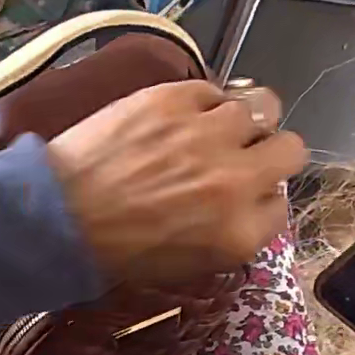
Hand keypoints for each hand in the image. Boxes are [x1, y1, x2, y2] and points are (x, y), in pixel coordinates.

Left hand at [46, 80, 305, 283]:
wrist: (62, 216)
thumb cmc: (123, 252)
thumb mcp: (192, 264)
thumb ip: (236, 232)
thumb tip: (254, 201)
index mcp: (241, 232)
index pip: (282, 206)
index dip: (264, 199)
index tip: (245, 196)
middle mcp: (237, 180)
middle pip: (291, 150)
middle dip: (273, 153)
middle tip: (245, 155)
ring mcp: (209, 134)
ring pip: (263, 107)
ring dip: (244, 121)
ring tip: (216, 128)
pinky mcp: (176, 99)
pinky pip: (217, 90)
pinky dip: (208, 103)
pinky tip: (185, 117)